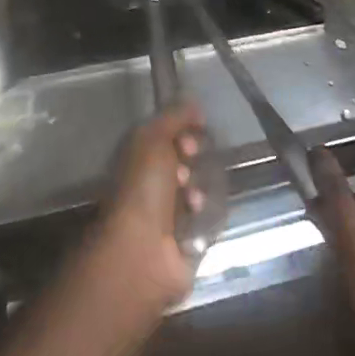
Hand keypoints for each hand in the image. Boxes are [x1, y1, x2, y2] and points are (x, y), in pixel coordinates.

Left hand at [80, 103, 207, 314]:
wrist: (141, 251)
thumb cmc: (142, 189)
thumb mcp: (153, 138)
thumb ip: (174, 116)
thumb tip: (195, 104)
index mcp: (141, 158)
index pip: (172, 136)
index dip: (184, 133)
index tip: (189, 139)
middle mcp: (156, 183)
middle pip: (192, 160)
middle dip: (194, 162)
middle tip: (186, 171)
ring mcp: (174, 212)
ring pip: (205, 186)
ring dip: (201, 189)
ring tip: (191, 200)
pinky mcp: (193, 237)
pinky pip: (214, 215)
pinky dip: (208, 214)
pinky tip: (197, 218)